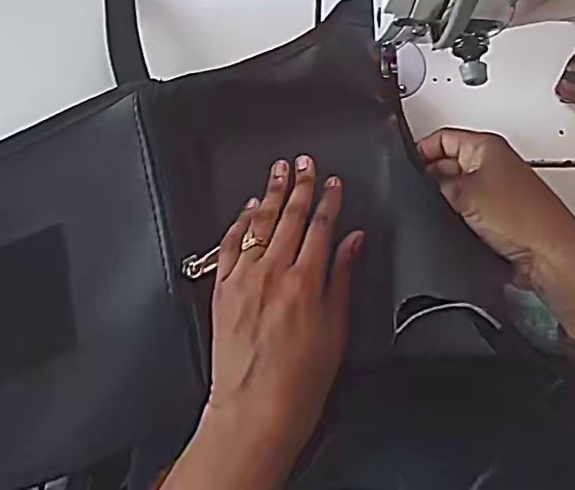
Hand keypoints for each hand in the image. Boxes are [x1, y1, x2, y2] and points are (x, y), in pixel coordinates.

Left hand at [164, 155, 363, 489]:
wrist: (254, 412)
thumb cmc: (299, 381)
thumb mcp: (336, 329)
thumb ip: (343, 277)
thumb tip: (352, 241)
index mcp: (306, 282)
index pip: (321, 225)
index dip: (329, 199)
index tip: (333, 182)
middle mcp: (274, 273)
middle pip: (291, 215)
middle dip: (301, 183)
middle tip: (305, 162)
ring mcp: (245, 278)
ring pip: (261, 222)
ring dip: (272, 192)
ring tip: (278, 170)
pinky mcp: (222, 288)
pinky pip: (230, 243)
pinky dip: (240, 221)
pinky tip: (248, 207)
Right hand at [416, 128, 574, 338]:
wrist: (549, 256)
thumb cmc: (522, 218)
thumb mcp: (462, 193)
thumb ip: (436, 182)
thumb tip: (425, 181)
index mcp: (486, 145)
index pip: (442, 137)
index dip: (421, 149)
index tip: (406, 164)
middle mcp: (493, 163)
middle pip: (449, 161)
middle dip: (433, 176)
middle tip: (421, 192)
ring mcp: (497, 189)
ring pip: (458, 188)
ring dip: (448, 200)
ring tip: (444, 211)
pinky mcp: (500, 215)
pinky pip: (469, 210)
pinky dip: (460, 217)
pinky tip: (457, 226)